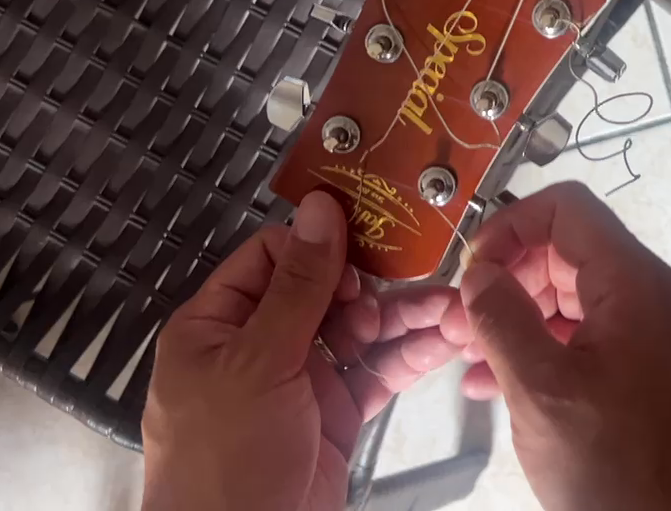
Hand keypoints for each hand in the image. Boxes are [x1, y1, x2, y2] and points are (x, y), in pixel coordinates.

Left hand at [142, 191, 462, 510]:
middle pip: (328, 288)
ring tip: (451, 310)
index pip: (273, 257)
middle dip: (372, 287)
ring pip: (362, 327)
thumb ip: (298, 284)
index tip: (353, 264)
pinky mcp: (338, 410)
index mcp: (219, 326)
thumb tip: (319, 205)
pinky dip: (412, 354)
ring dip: (406, 317)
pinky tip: (447, 339)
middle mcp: (261, 344)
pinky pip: (379, 368)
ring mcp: (303, 379)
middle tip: (395, 301)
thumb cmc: (226, 464)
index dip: (316, 252)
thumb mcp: (258, 364)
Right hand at [449, 182, 670, 510]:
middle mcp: (650, 287)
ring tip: (470, 355)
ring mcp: (652, 323)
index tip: (473, 267)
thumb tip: (477, 273)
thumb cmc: (614, 464)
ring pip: (574, 290)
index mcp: (633, 278)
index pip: (567, 208)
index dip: (512, 225)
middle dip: (510, 276)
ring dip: (520, 313)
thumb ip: (503, 320)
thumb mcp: (542, 391)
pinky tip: (498, 379)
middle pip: (568, 248)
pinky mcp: (647, 358)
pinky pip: (589, 328)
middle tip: (462, 322)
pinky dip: (546, 341)